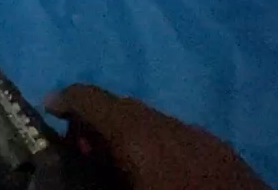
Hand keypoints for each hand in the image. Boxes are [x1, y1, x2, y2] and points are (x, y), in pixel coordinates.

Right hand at [45, 85, 268, 189]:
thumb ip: (98, 180)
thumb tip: (70, 170)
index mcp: (138, 136)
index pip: (91, 97)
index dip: (65, 99)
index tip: (48, 110)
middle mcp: (168, 125)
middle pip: (122, 106)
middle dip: (97, 121)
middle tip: (82, 151)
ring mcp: (202, 138)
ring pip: (154, 121)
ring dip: (130, 134)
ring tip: (121, 166)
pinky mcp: (229, 156)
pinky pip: (182, 139)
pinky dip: (160, 147)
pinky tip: (164, 177)